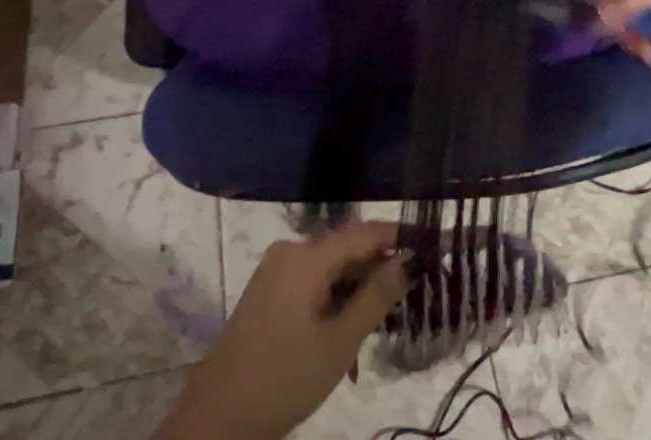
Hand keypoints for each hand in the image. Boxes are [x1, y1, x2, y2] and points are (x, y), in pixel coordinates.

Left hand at [158, 221, 408, 439]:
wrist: (217, 417)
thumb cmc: (285, 377)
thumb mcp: (340, 341)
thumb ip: (376, 296)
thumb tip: (407, 261)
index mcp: (307, 257)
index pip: (365, 232)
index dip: (400, 237)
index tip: (433, 246)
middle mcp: (290, 252)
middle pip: (347, 251)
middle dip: (378, 275)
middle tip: (410, 301)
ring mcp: (275, 271)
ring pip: (332, 272)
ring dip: (356, 298)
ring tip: (376, 336)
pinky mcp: (268, 291)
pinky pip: (313, 285)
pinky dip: (333, 306)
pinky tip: (346, 344)